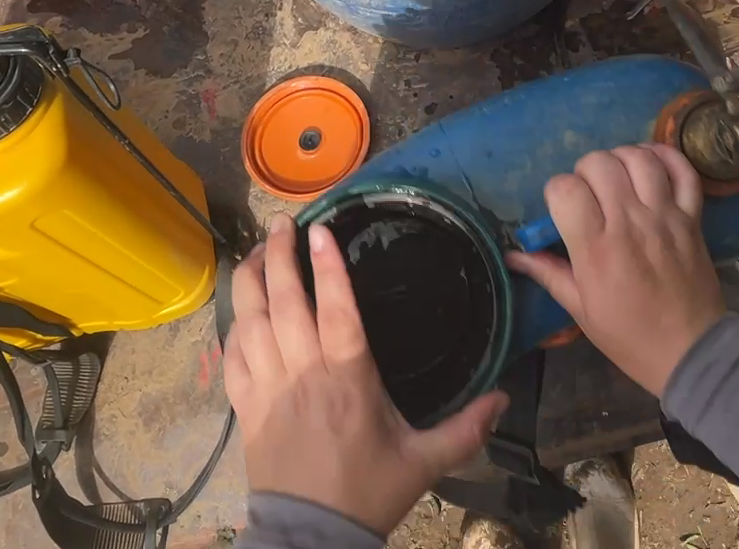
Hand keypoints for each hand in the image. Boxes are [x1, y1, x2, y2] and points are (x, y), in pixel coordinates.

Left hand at [224, 213, 509, 533]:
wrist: (311, 542)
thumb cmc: (368, 492)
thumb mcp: (424, 461)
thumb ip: (466, 428)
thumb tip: (505, 395)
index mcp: (348, 380)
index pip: (337, 312)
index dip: (328, 268)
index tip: (321, 229)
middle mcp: (303, 375)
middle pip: (285, 304)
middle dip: (280, 257)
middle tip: (282, 222)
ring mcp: (267, 391)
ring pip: (251, 323)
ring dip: (251, 282)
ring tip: (255, 250)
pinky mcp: (245, 409)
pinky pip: (232, 357)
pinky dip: (234, 326)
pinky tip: (240, 308)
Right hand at [507, 144, 725, 396]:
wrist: (692, 352)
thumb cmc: (629, 335)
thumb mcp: (580, 310)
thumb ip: (548, 273)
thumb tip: (513, 254)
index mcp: (596, 248)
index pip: (565, 188)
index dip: (557, 191)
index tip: (562, 208)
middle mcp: (629, 223)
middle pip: (599, 163)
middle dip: (585, 170)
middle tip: (588, 192)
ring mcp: (664, 216)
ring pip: (639, 158)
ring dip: (621, 158)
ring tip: (617, 176)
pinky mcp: (692, 217)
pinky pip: (683, 171)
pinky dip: (666, 156)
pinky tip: (650, 163)